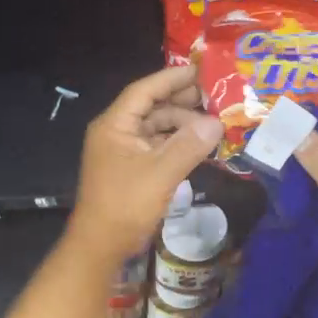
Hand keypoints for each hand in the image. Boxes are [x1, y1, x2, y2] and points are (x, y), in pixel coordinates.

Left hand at [69, 66, 222, 259]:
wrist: (100, 246)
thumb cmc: (126, 205)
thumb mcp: (161, 173)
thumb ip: (189, 145)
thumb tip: (217, 123)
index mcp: (114, 125)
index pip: (144, 91)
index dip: (172, 79)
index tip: (200, 71)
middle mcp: (115, 132)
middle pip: (151, 107)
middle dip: (182, 102)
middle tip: (215, 98)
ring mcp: (121, 152)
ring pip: (155, 128)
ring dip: (181, 125)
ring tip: (212, 125)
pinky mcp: (130, 170)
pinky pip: (155, 147)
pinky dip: (176, 144)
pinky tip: (198, 146)